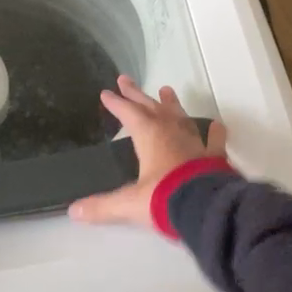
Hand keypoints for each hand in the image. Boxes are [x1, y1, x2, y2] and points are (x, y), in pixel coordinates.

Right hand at [68, 75, 225, 228]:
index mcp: (149, 136)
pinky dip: (214, 132)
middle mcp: (171, 132)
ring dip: (171, 104)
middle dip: (136, 95)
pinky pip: (214, 140)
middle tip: (125, 79)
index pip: (128, 114)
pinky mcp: (214, 156)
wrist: (206, 207)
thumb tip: (73, 211)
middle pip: (151, 108)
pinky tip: (217, 125)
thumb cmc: (164, 198)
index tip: (106, 93)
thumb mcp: (128, 204)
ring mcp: (195, 142)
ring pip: (180, 117)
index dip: (116, 104)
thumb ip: (102, 206)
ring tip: (166, 90)